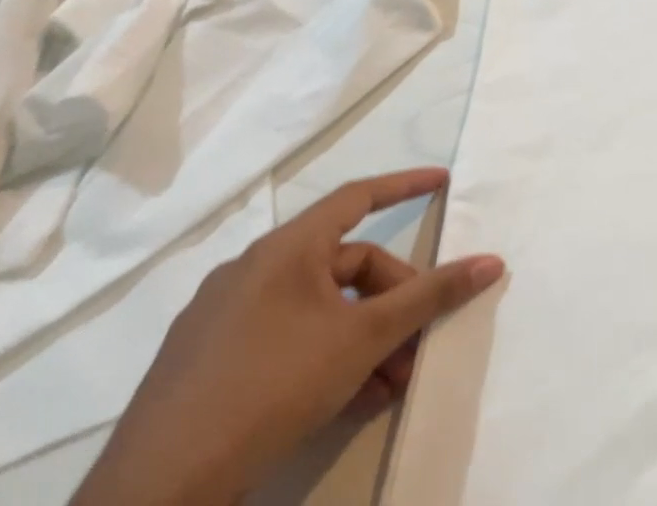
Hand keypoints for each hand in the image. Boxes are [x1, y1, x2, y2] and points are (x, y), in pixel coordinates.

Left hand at [73, 169, 504, 505]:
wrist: (165, 481)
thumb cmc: (275, 383)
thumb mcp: (367, 336)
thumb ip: (431, 294)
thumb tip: (491, 261)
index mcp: (283, 252)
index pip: (354, 198)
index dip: (403, 186)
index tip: (442, 181)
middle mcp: (250, 273)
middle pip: (348, 266)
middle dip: (394, 303)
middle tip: (418, 342)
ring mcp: (225, 318)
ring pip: (323, 309)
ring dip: (369, 338)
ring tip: (391, 383)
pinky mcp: (211, 359)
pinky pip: (291, 337)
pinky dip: (332, 356)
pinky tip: (354, 396)